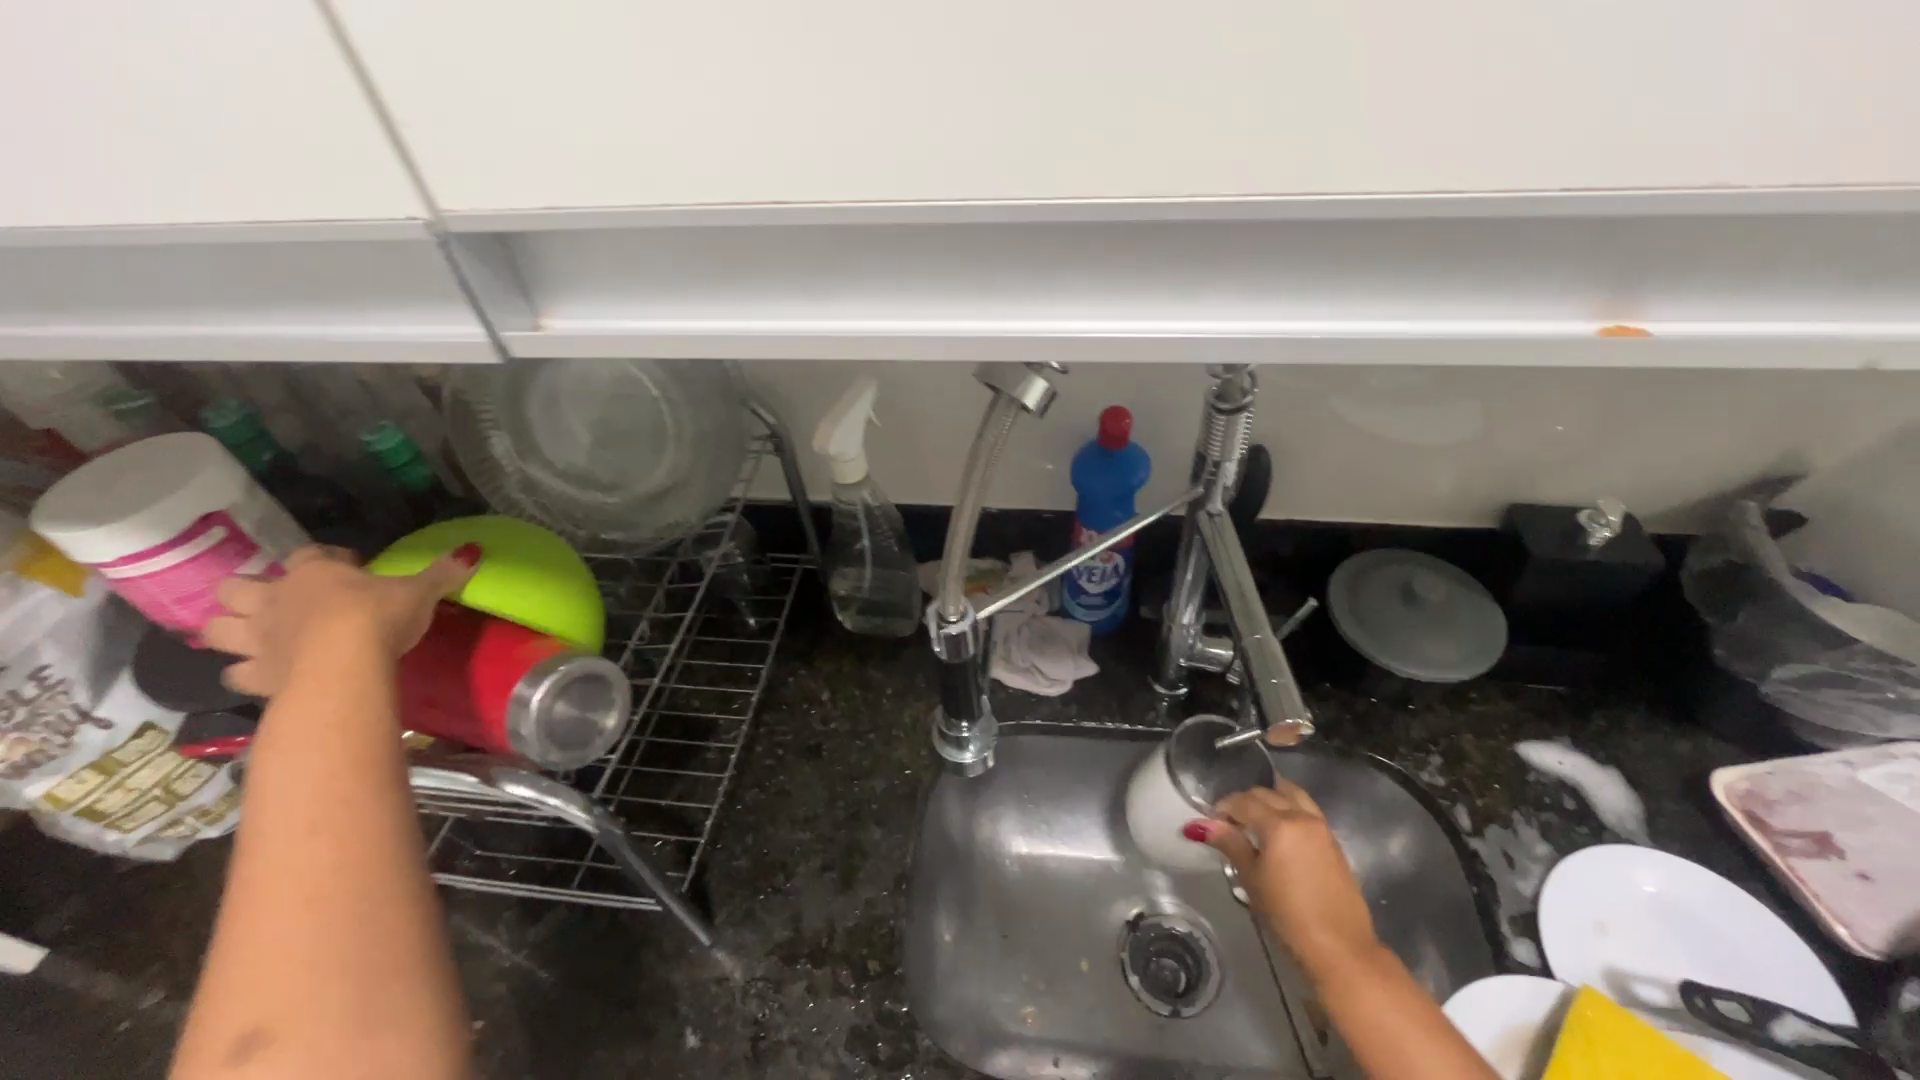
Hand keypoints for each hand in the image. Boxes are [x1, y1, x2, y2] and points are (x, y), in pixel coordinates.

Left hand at [205, 544, 478, 697]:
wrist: (344, 664)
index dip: (326, 558)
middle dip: (248, 591)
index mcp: (312, 572)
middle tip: (277, 601)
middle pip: (237, 587)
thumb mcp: (419, 592)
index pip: (309, 554)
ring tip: (251, 637)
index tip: (348, 564)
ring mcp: (258, 638)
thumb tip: (474, 551)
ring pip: (218, 628)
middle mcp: (274, 599)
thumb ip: (441, 573)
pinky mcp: (256, 675)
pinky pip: (236, 673)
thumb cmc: (378, 617)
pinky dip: (244, 673)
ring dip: (229, 630)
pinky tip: (260, 676)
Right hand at [1187, 780, 1379, 975]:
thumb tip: (1200, 824)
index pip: (1244, 801)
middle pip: (1269, 793)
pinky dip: (1290, 809)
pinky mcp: (1334, 842)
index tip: (1212, 823)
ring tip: (1257, 821)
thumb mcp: (1252, 879)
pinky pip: (1308, 811)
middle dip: (1246, 801)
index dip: (1224, 807)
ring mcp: (1322, 828)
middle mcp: (1303, 817)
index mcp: (1279, 824)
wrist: (1339, 946)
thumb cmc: (1287, 915)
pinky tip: (1280, 833)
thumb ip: (1230, 844)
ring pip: (1293, 796)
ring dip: (1272, 799)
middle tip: (1231, 824)